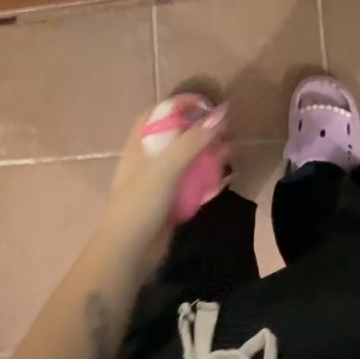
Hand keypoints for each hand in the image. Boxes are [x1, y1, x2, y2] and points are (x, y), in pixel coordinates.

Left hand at [100, 101, 228, 267]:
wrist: (128, 255)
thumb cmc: (141, 203)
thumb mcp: (166, 167)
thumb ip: (193, 140)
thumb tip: (222, 112)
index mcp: (139, 144)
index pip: (159, 113)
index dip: (181, 104)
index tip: (207, 103)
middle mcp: (148, 159)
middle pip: (177, 135)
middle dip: (201, 129)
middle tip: (225, 128)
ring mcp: (160, 182)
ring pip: (188, 159)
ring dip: (209, 153)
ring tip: (231, 151)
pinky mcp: (170, 202)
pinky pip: (193, 183)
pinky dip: (208, 177)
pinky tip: (225, 177)